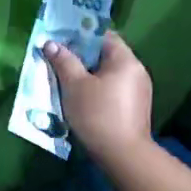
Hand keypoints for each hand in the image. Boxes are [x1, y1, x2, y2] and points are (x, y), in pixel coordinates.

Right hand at [44, 31, 151, 159]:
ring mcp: (139, 91)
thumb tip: (50, 43)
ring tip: (67, 81)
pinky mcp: (136, 108)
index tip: (62, 40)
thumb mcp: (74, 86)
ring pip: (109, 74)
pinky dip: (98, 90)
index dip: (81, 35)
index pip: (104, 36)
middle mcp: (137, 71)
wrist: (122, 155)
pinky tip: (83, 100)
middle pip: (106, 55)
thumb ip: (63, 61)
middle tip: (59, 60)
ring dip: (89, 75)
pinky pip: (114, 90)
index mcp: (126, 60)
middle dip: (82, 57)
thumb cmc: (97, 114)